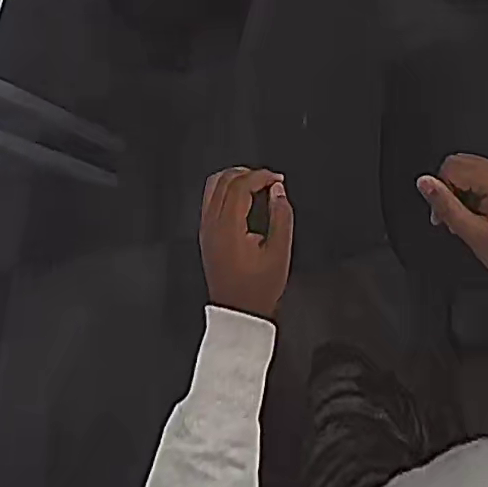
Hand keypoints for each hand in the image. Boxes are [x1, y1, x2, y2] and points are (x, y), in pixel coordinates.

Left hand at [200, 167, 293, 319]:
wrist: (238, 313)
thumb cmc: (258, 288)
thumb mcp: (280, 251)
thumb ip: (281, 215)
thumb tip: (278, 190)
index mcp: (228, 228)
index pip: (240, 186)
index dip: (261, 176)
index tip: (277, 179)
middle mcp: (211, 225)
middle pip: (223, 180)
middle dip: (248, 173)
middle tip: (269, 179)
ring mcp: (205, 229)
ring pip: (213, 186)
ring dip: (235, 178)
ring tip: (257, 184)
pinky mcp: (206, 234)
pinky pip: (211, 198)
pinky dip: (227, 189)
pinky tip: (245, 198)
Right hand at [416, 154, 487, 292]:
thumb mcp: (473, 233)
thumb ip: (445, 204)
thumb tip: (424, 183)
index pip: (451, 167)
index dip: (440, 190)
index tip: (442, 216)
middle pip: (459, 165)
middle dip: (449, 190)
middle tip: (453, 220)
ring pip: (469, 172)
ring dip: (460, 194)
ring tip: (468, 223)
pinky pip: (482, 180)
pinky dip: (473, 196)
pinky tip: (478, 219)